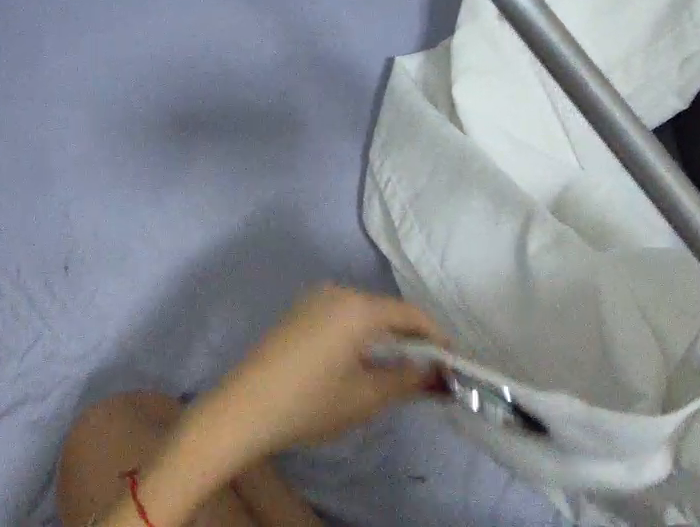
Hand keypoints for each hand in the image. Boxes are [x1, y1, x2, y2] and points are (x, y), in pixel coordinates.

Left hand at [188, 284, 446, 462]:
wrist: (245, 407)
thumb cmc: (310, 402)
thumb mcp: (366, 397)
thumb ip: (409, 380)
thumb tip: (441, 374)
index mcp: (358, 307)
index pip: (411, 314)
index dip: (437, 337)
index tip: (454, 365)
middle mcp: (338, 291)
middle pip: (388, 310)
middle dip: (411, 339)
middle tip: (431, 373)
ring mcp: (315, 298)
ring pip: (365, 313)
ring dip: (385, 337)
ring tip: (400, 372)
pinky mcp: (300, 311)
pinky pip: (343, 316)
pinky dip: (361, 335)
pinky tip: (363, 363)